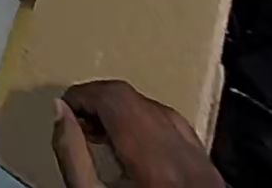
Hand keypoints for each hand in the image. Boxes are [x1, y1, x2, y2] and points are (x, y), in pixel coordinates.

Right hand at [53, 80, 222, 187]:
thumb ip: (70, 153)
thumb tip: (59, 109)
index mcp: (151, 160)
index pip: (111, 98)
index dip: (81, 95)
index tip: (65, 110)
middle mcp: (181, 154)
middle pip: (132, 98)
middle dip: (99, 100)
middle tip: (79, 122)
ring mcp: (203, 164)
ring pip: (156, 109)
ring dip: (124, 111)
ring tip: (104, 135)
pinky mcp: (213, 175)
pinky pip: (177, 129)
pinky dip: (151, 125)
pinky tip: (137, 148)